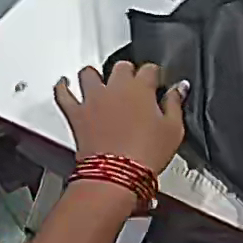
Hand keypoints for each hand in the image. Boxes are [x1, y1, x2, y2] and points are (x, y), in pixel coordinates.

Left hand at [54, 62, 186, 173]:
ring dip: (95, 75)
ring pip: (89, 73)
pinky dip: (62, 86)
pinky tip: (64, 83)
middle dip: (127, 72)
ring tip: (100, 80)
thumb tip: (179, 89)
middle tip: (132, 83)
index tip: (156, 81)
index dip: (154, 74)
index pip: (149, 69)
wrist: (117, 176)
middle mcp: (115, 87)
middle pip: (121, 66)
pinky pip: (63, 94)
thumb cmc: (145, 154)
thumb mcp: (174, 129)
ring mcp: (93, 99)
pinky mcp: (76, 113)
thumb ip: (175, 104)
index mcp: (141, 88)